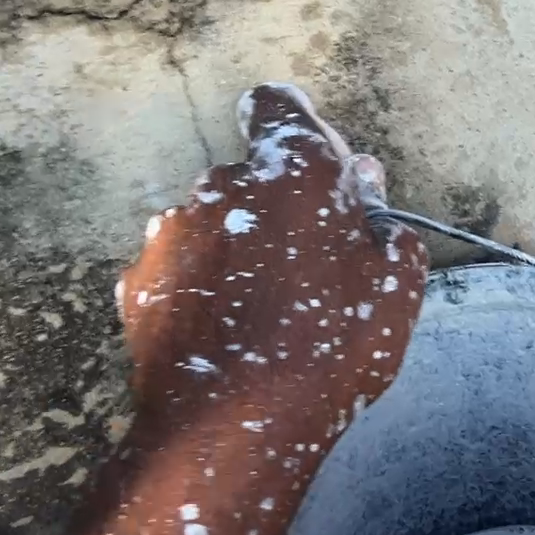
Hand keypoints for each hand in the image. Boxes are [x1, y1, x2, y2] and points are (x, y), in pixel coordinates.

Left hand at [117, 82, 427, 431]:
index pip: (278, 106)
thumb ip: (383, 218)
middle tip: (304, 258)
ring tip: (259, 305)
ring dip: (236, 240)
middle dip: (276, 201)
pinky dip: (200, 279)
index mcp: (294, 170)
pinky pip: (180, 261)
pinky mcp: (139, 278)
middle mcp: (226, 182)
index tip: (312, 163)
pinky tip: (221, 327)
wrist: (233, 427)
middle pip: (252, 173)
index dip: (295, 124)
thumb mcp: (395, 285)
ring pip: (213, 218)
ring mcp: (174, 230)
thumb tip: (363, 179)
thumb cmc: (332, 344)